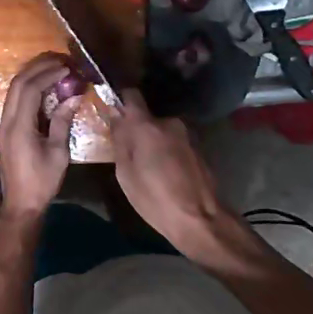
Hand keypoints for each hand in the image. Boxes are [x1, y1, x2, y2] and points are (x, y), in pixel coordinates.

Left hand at [0, 53, 80, 220]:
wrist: (20, 203)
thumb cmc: (42, 181)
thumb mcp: (58, 153)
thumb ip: (62, 121)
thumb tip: (73, 97)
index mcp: (19, 127)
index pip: (30, 89)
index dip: (48, 74)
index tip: (67, 67)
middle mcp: (7, 121)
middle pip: (18, 84)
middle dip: (38, 68)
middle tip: (61, 61)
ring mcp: (4, 125)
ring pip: (14, 91)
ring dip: (33, 76)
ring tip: (54, 69)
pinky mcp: (7, 130)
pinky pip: (15, 101)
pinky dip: (30, 89)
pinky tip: (46, 88)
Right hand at [106, 89, 228, 249]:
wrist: (199, 218)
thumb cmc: (155, 199)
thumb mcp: (126, 174)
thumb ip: (120, 140)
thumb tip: (115, 117)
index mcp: (147, 126)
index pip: (131, 95)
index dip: (120, 101)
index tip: (113, 114)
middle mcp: (170, 122)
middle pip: (148, 117)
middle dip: (138, 130)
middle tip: (129, 152)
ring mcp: (188, 134)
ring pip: (163, 131)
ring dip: (155, 142)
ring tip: (149, 167)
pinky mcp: (199, 147)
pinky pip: (175, 141)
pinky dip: (168, 150)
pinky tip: (166, 172)